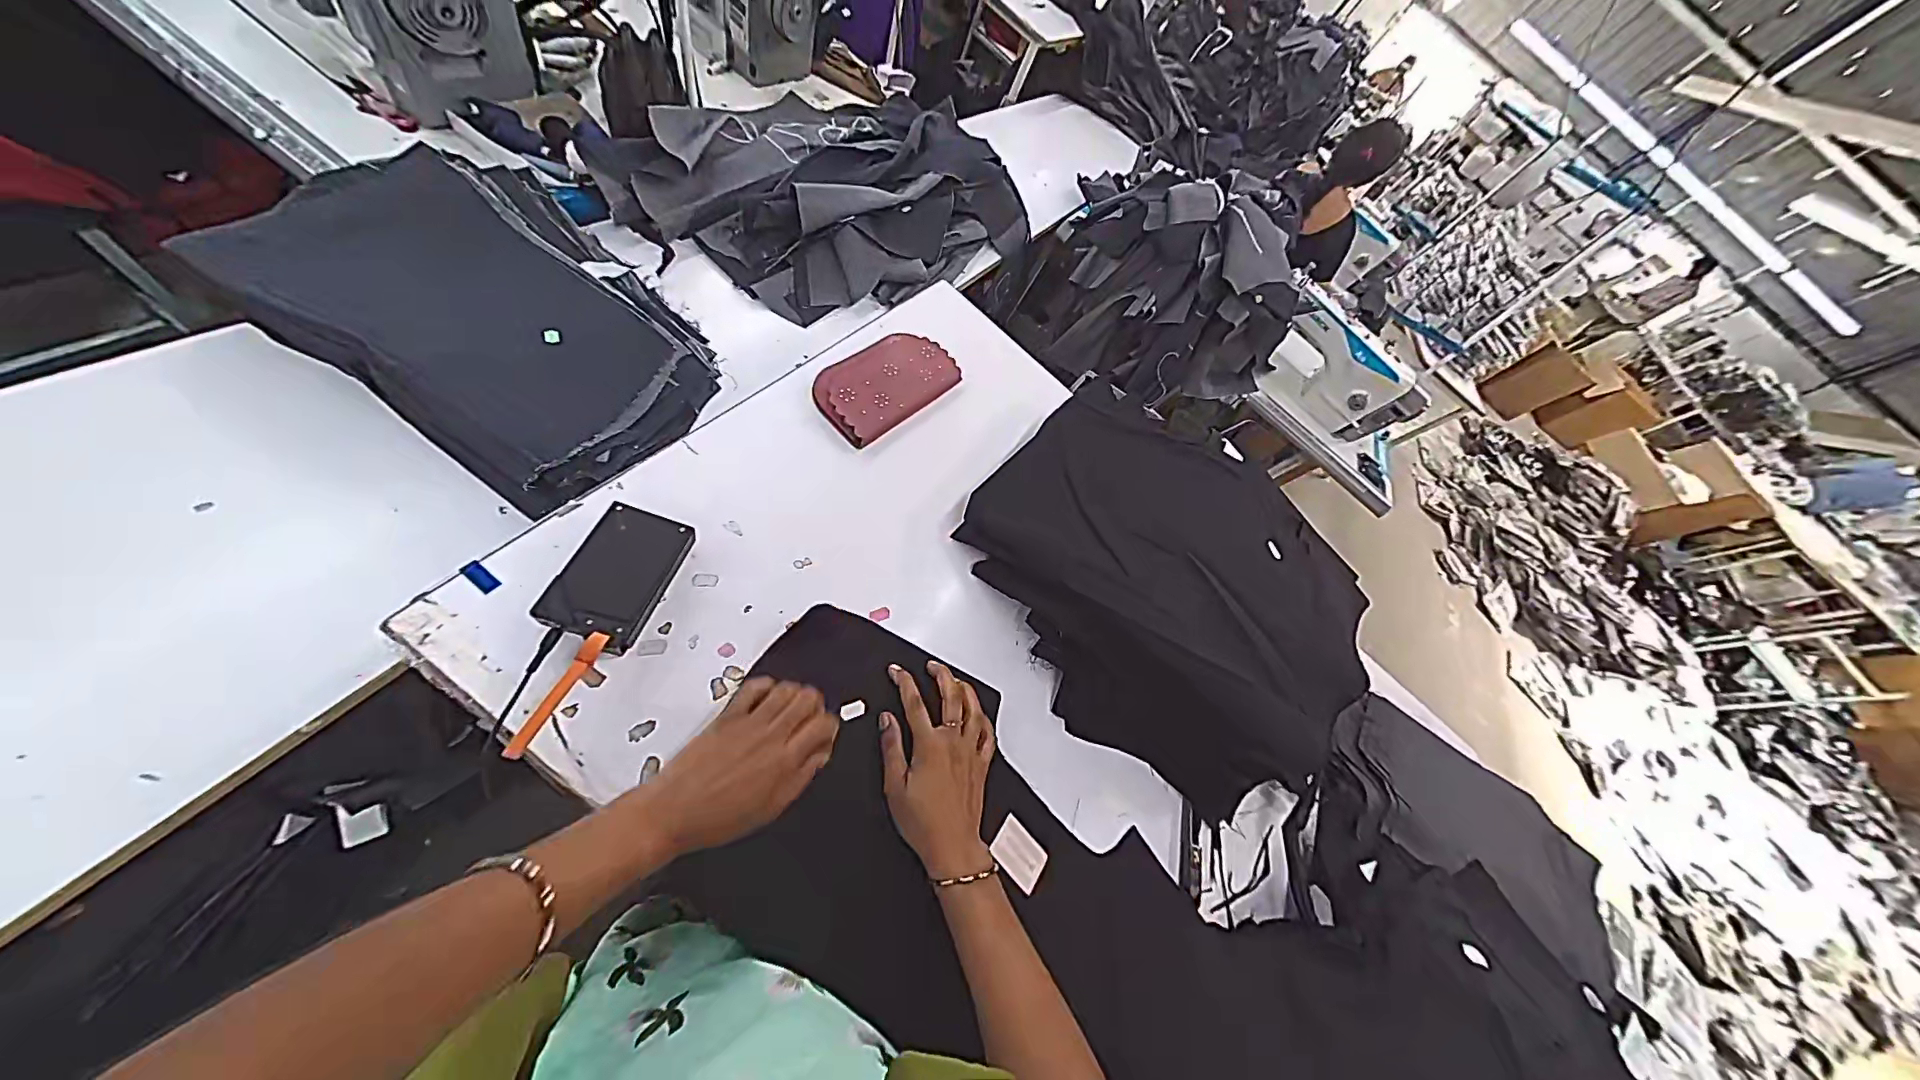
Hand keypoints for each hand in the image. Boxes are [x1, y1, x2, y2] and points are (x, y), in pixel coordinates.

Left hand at [648, 678, 836, 857]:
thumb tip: (818, 757)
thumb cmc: (716, 817)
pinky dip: (765, 685)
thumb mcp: (771, 808)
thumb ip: (801, 777)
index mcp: (785, 762)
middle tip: (808, 716)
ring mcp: (748, 723)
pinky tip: (765, 697)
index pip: (824, 724)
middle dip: (814, 704)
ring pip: (786, 688)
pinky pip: (754, 687)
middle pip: (809, 698)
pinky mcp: (727, 716)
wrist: (673, 812)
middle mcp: (770, 737)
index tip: (822, 733)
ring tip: (788, 707)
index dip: (828, 725)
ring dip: (793, 693)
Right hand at [880, 661, 996, 880]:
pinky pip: (987, 734)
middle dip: (941, 675)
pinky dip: (984, 719)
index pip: (914, 703)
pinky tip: (980, 714)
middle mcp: (953, 743)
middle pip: (950, 697)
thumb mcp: (894, 786)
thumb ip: (891, 748)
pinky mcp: (982, 764)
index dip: (904, 682)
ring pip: (973, 710)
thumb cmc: (924, 822)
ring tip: (957, 680)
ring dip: (965, 690)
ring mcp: (970, 752)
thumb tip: (887, 722)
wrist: (953, 846)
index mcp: (929, 745)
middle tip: (932, 666)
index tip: (897, 672)